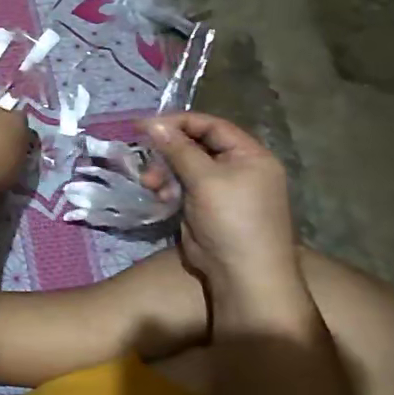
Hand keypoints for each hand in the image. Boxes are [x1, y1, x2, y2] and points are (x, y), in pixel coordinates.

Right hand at [140, 113, 300, 301]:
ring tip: (151, 184)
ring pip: (183, 166)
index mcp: (249, 156)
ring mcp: (221, 188)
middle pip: (195, 145)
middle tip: (144, 158)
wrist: (242, 272)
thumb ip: (178, 148)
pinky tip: (159, 196)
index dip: (178, 122)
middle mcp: (237, 167)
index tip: (143, 126)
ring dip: (163, 171)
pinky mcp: (204, 204)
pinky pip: (181, 185)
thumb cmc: (232, 219)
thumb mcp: (205, 179)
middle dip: (167, 151)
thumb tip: (151, 123)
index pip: (211, 126)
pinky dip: (167, 187)